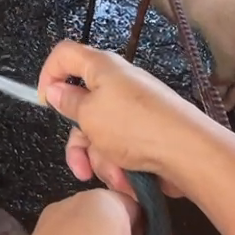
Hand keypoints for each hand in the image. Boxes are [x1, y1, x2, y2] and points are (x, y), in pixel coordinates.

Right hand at [39, 42, 217, 196]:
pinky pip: (120, 147)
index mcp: (101, 67)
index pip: (64, 54)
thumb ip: (68, 102)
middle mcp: (117, 84)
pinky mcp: (146, 132)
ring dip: (101, 159)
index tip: (45, 102)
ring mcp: (133, 109)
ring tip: (115, 175)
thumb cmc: (135, 127)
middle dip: (79, 141)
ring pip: (99, 133)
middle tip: (79, 164)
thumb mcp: (89, 115)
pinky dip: (120, 164)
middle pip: (81, 107)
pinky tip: (129, 179)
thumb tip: (56, 90)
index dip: (49, 74)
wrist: (188, 153)